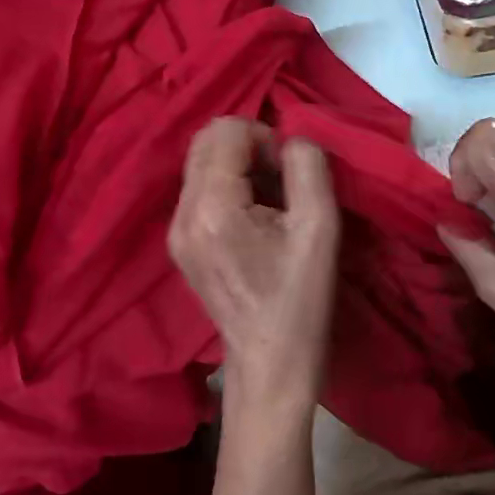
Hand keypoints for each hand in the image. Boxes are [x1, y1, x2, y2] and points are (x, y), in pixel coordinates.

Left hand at [169, 118, 340, 416]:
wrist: (271, 364)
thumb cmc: (300, 298)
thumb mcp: (319, 226)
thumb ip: (307, 166)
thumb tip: (291, 139)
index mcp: (212, 208)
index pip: (226, 130)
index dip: (264, 137)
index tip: (288, 174)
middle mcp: (181, 214)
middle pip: (206, 140)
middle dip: (248, 146)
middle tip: (280, 182)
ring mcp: (175, 231)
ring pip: (202, 162)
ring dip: (240, 166)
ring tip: (271, 202)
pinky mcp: (181, 244)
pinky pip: (201, 189)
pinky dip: (229, 186)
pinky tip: (256, 219)